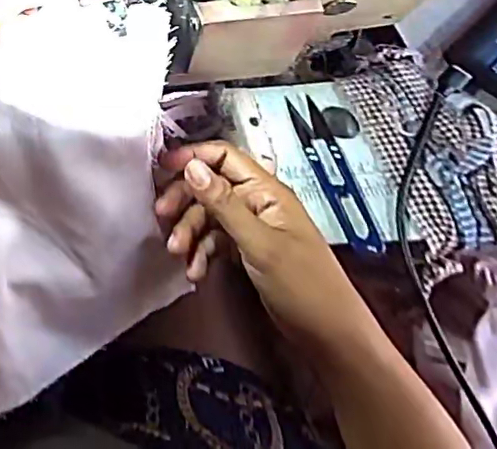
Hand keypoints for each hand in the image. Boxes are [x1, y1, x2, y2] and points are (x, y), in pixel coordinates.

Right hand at [154, 141, 379, 354]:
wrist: (333, 339)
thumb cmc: (307, 288)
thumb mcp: (260, 243)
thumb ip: (224, 204)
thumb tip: (193, 167)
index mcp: (266, 191)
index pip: (224, 156)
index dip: (193, 157)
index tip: (164, 166)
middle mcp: (257, 202)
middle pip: (210, 186)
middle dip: (185, 200)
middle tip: (163, 216)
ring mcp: (252, 227)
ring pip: (209, 215)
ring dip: (189, 231)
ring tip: (178, 252)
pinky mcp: (248, 250)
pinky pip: (215, 239)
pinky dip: (201, 251)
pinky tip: (195, 269)